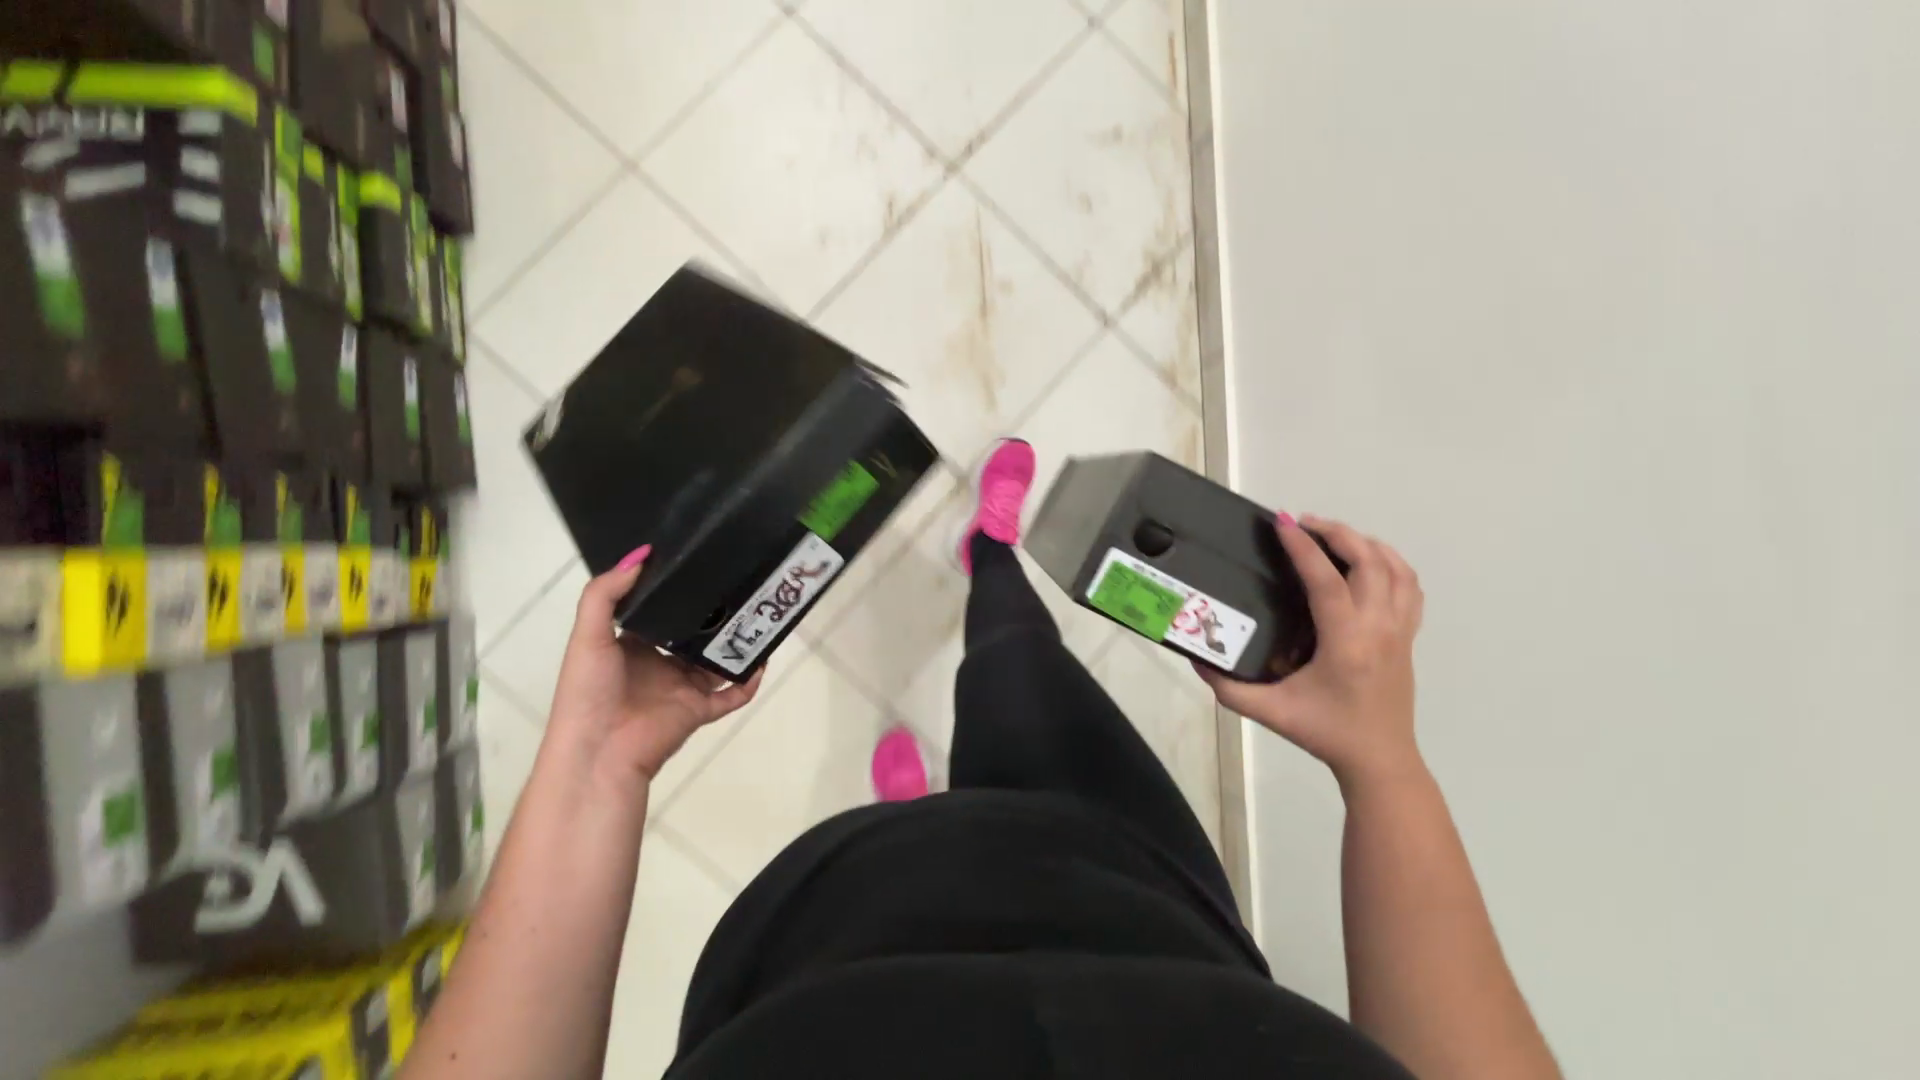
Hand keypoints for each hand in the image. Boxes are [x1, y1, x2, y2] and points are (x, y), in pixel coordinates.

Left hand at [545, 546, 765, 793]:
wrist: (599, 751)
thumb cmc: (588, 691)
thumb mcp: (587, 635)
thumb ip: (605, 594)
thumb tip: (642, 554)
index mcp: (629, 646)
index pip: (657, 613)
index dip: (675, 593)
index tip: (699, 566)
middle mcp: (657, 665)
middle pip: (692, 635)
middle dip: (713, 615)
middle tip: (739, 586)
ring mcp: (681, 689)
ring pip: (716, 662)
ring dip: (736, 644)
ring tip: (759, 616)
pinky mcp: (699, 711)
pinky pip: (731, 695)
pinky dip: (748, 681)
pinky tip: (763, 660)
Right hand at [1196, 514, 1425, 786]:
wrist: (1379, 758)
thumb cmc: (1324, 732)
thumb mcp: (1269, 712)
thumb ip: (1228, 687)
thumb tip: (1195, 658)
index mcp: (1346, 642)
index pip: (1327, 581)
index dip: (1304, 548)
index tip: (1282, 522)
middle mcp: (1378, 628)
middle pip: (1369, 561)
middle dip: (1337, 533)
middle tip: (1302, 524)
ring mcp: (1399, 630)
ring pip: (1396, 568)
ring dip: (1366, 543)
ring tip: (1332, 536)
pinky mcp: (1408, 636)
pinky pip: (1410, 586)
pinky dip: (1391, 563)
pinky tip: (1369, 561)